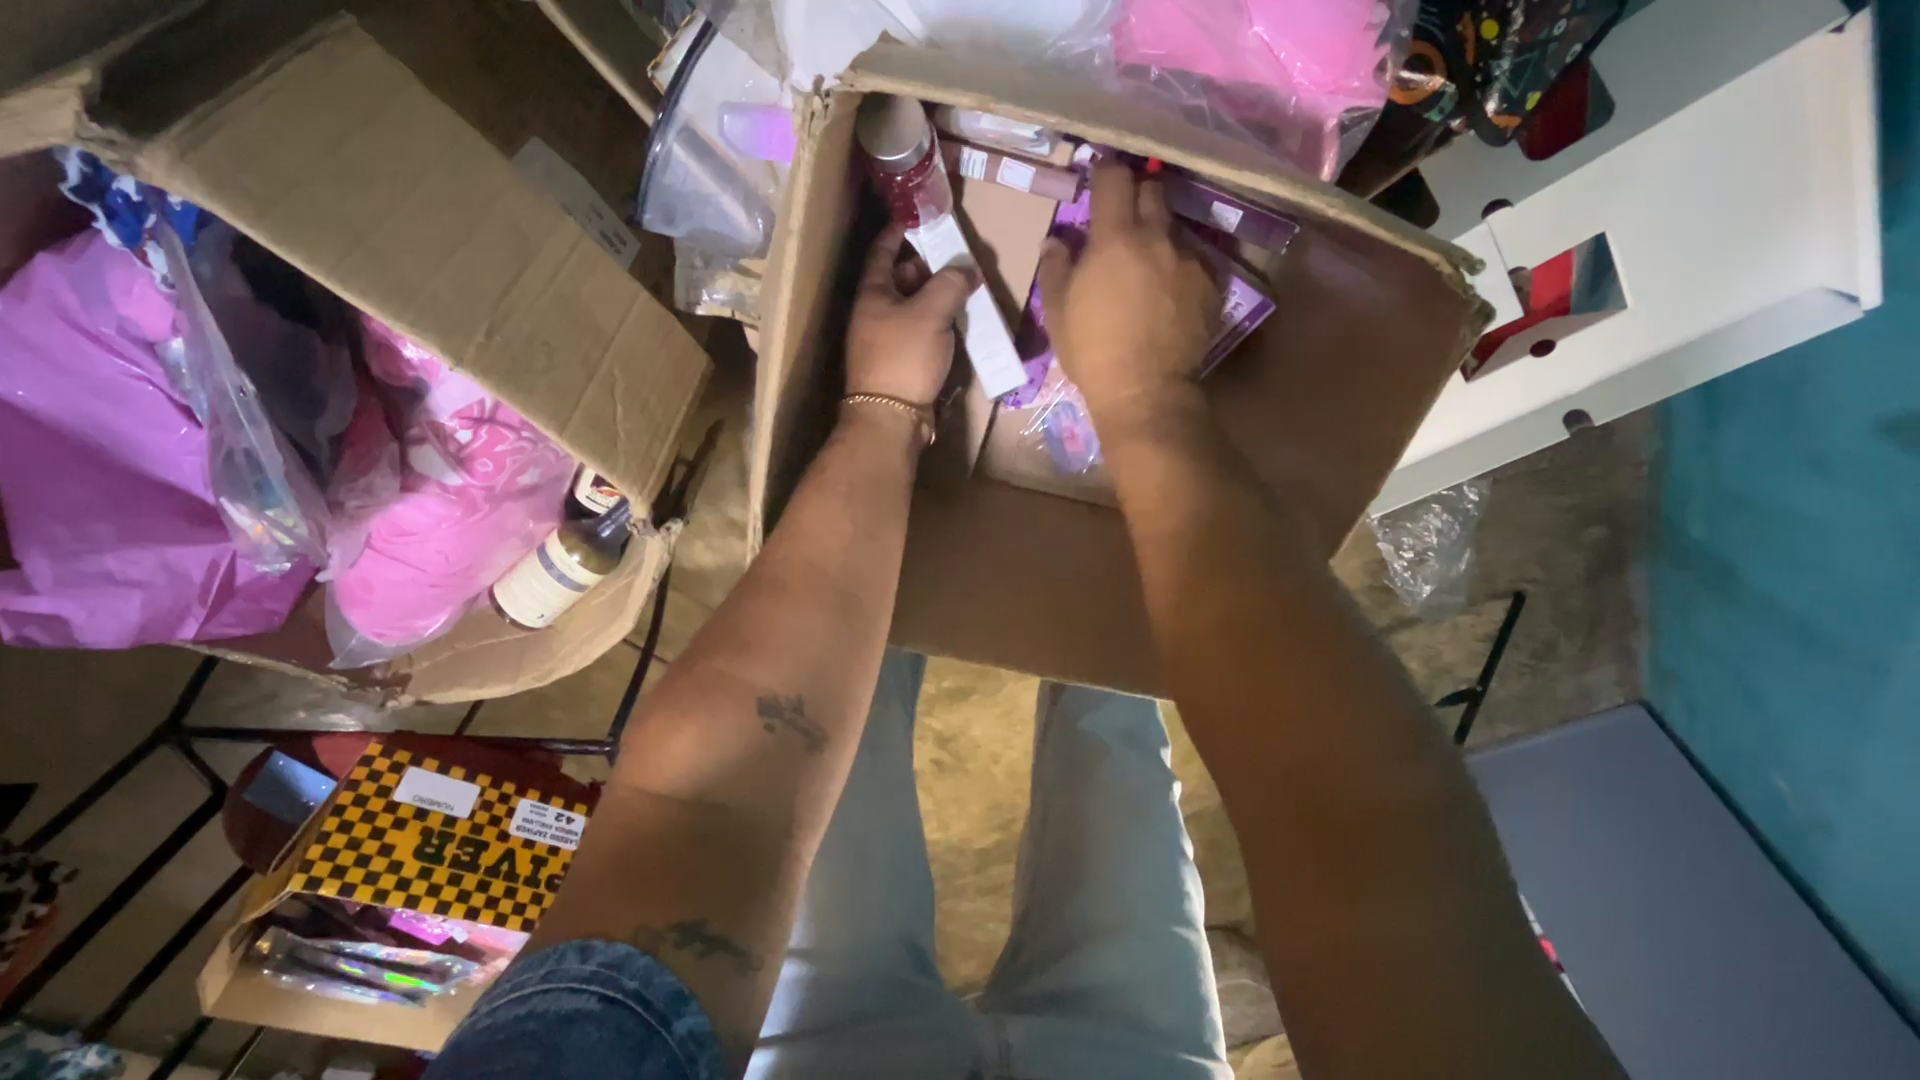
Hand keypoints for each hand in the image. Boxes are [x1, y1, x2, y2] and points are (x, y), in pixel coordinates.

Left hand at [845, 224, 976, 407]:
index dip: (898, 232)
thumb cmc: (905, 357)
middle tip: (955, 260)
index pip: (882, 252)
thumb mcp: (931, 313)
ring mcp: (884, 339)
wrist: (891, 417)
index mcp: (872, 293)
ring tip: (963, 289)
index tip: (917, 219)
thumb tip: (967, 268)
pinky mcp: (898, 362)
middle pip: (899, 279)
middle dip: (925, 266)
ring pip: (911, 307)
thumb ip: (950, 284)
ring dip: (934, 297)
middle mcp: (873, 313)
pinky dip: (936, 322)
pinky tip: (956, 324)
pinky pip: (918, 331)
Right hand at [1036, 163, 1220, 426]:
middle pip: (1153, 191)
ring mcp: (1189, 259)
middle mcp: (1157, 237)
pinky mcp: (1211, 284)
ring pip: (1175, 228)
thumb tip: (1056, 241)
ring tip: (1149, 264)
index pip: (1114, 178)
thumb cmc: (1092, 352)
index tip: (1100, 178)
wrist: (1146, 391)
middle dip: (1137, 196)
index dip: (1106, 172)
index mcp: (1114, 238)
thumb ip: (1056, 268)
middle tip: (1124, 219)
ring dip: (1160, 235)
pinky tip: (1170, 291)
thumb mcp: (1057, 313)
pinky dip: (1180, 266)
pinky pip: (1195, 260)